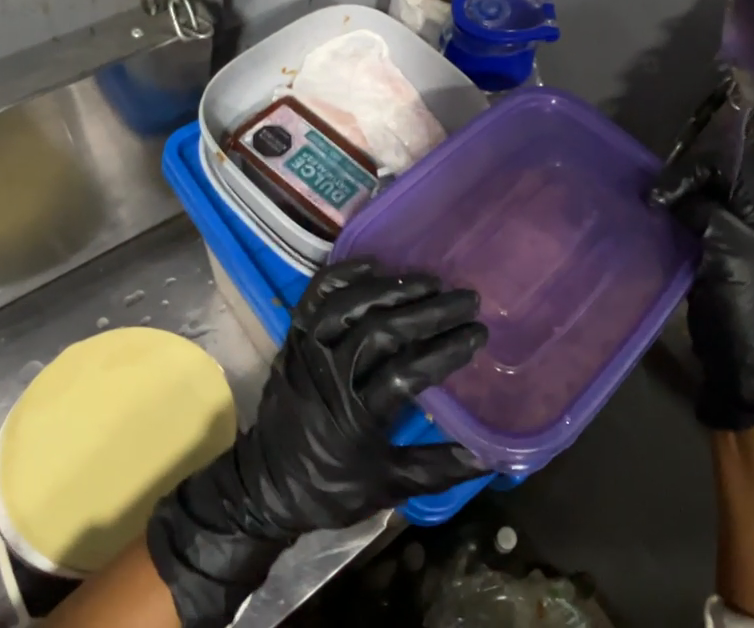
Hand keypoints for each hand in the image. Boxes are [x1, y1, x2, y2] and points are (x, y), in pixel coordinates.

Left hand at [148, 261, 488, 626]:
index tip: (478, 335)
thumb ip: (438, 469)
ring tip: (432, 283)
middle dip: (430, 313)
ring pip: (349, 307)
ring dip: (393, 289)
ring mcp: (306, 351)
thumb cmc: (328, 487)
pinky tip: (376, 265)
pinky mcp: (293, 337)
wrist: (262, 485)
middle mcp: (328, 376)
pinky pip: (314, 297)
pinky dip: (342, 275)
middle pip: (382, 332)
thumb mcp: (386, 488)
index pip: (407, 374)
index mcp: (355, 417)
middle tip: (467, 300)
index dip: (445, 351)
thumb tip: (491, 456)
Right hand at [650, 161, 753, 430]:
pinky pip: (679, 235)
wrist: (743, 363)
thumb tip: (667, 194)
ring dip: (665, 208)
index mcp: (753, 211)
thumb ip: (702, 210)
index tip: (656, 193)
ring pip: (688, 211)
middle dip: (673, 186)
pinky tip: (642, 231)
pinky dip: (661, 229)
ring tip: (637, 210)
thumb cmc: (741, 301)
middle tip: (641, 197)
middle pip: (702, 187)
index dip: (688, 171)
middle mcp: (738, 221)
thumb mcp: (727, 247)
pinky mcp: (700, 265)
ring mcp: (718, 244)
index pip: (720, 168)